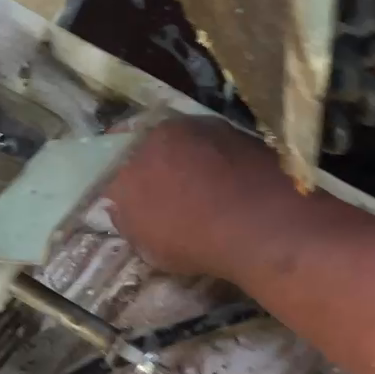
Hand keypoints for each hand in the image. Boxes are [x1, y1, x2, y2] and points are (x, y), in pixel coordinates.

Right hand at [105, 116, 303, 281]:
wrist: (260, 222)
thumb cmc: (191, 240)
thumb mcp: (146, 245)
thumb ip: (128, 220)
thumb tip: (122, 206)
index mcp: (129, 166)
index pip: (114, 172)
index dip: (124, 188)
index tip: (133, 202)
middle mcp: (160, 136)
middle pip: (150, 148)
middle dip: (154, 166)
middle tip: (166, 192)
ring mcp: (201, 127)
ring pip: (185, 143)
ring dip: (187, 160)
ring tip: (200, 189)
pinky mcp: (237, 129)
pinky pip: (216, 146)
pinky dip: (216, 161)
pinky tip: (225, 185)